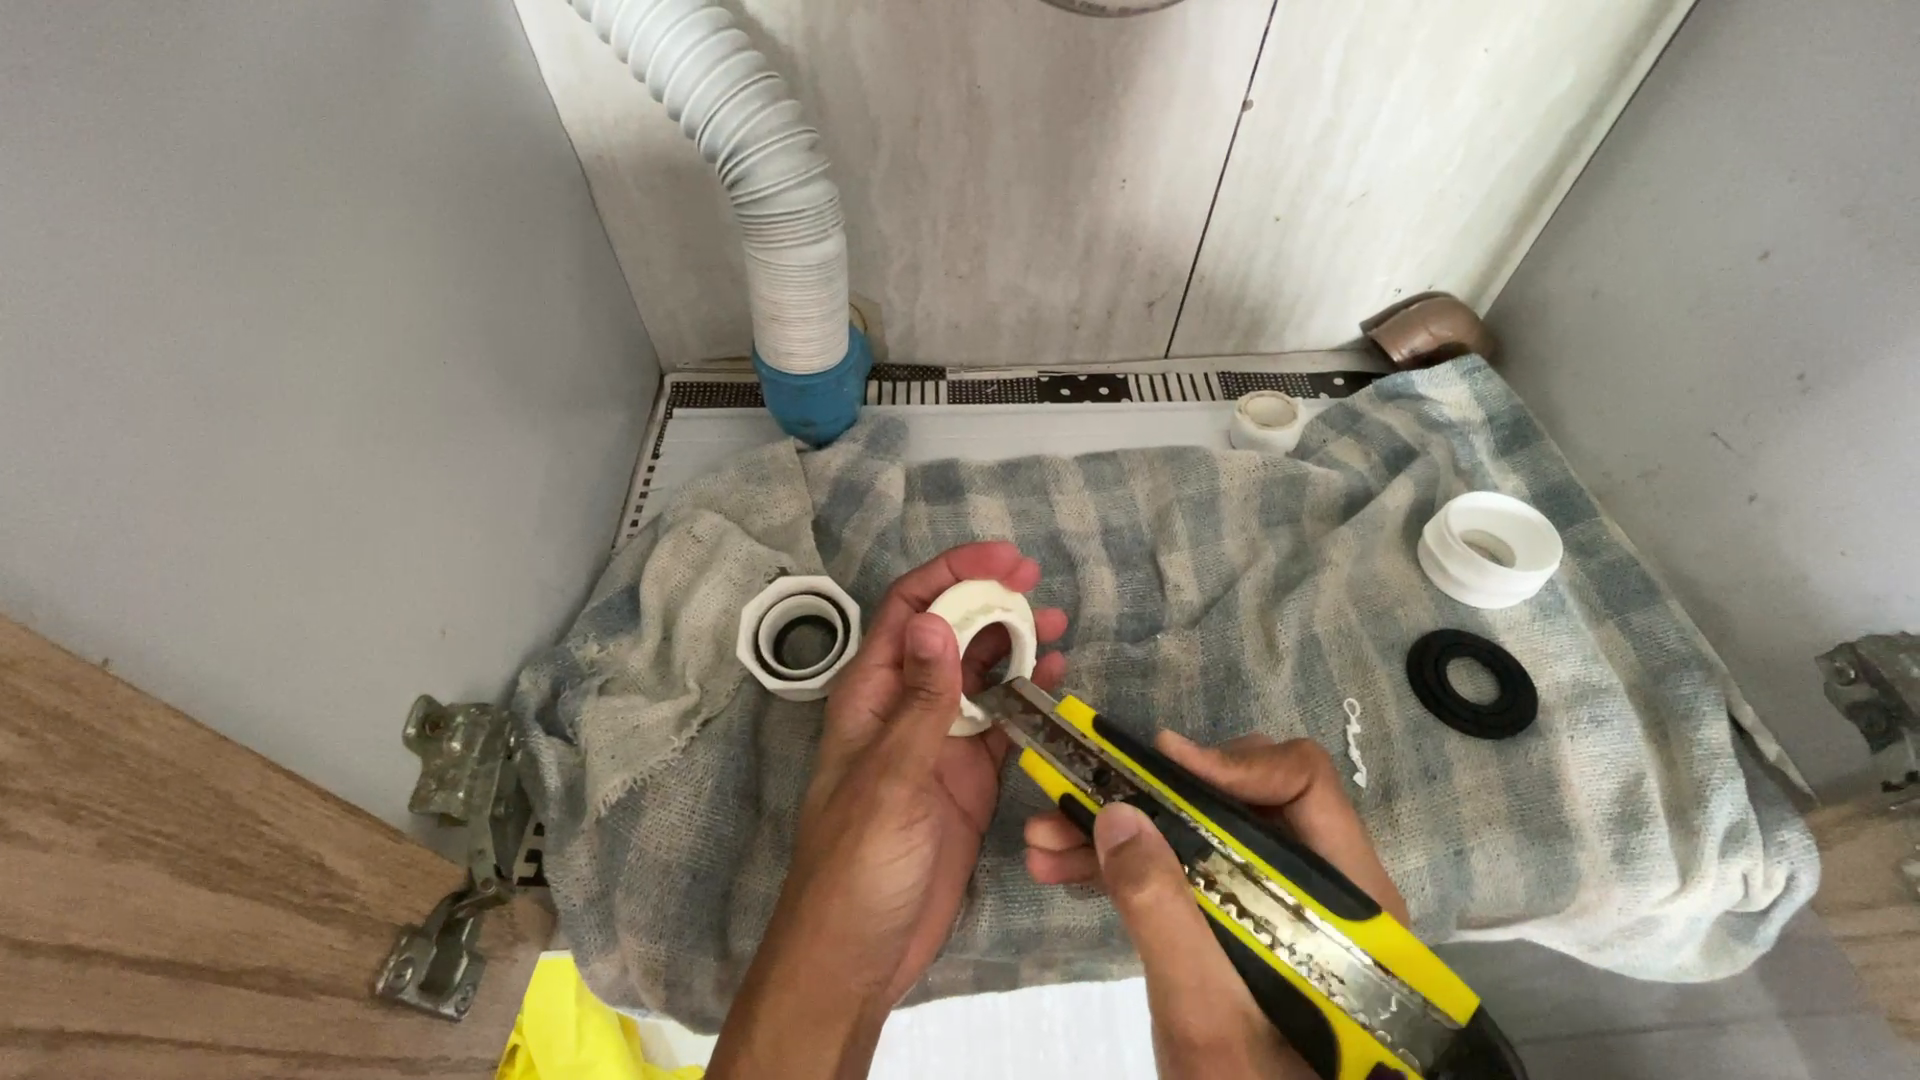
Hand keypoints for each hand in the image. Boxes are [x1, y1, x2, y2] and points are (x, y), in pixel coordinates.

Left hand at [709, 542, 1066, 1079]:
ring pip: (979, 676)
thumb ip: (919, 704)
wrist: (858, 955)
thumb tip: (936, 621)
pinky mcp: (967, 778)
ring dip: (1014, 646)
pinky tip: (1055, 680)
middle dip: (989, 601)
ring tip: (1059, 623)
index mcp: (872, 695)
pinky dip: (1027, 699)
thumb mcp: (888, 779)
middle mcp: (905, 708)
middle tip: (1038, 582)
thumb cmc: (856, 865)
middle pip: (949, 635)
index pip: (908, 612)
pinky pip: (1001, 724)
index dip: (952, 575)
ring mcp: (938, 743)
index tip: (1003, 557)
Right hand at [1024, 734, 1406, 1079]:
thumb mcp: (1207, 1018)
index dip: (1232, 761)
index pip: (1303, 783)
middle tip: (1079, 796)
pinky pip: (1178, 868)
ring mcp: (1268, 903)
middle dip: (1146, 793)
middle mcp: (1311, 885)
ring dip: (1119, 829)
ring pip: (1194, 830)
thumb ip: (1163, 915)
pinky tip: (1061, 868)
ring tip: (1044, 839)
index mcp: (1343, 898)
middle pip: (1233, 797)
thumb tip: (1117, 814)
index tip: (1161, 763)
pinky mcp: (1232, 923)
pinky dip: (1122, 864)